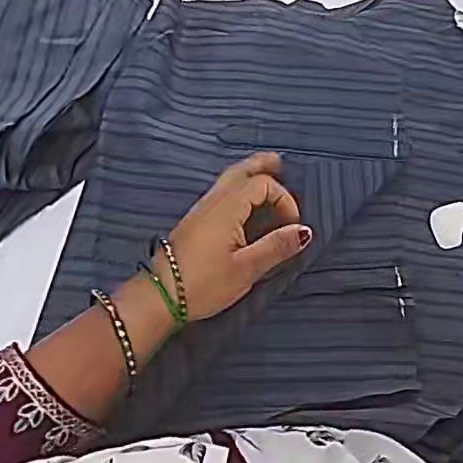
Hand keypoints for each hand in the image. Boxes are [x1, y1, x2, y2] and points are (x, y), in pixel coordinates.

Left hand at [162, 152, 310, 321]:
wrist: (158, 298)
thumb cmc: (203, 285)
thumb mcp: (246, 269)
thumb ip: (276, 246)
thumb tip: (304, 231)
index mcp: (228, 209)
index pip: (263, 185)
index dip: (284, 199)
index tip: (292, 227)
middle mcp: (214, 202)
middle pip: (240, 171)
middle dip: (262, 166)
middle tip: (280, 163)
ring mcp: (202, 211)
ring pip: (228, 180)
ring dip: (250, 175)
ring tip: (267, 175)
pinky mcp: (195, 222)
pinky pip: (221, 193)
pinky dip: (238, 188)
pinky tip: (245, 203)